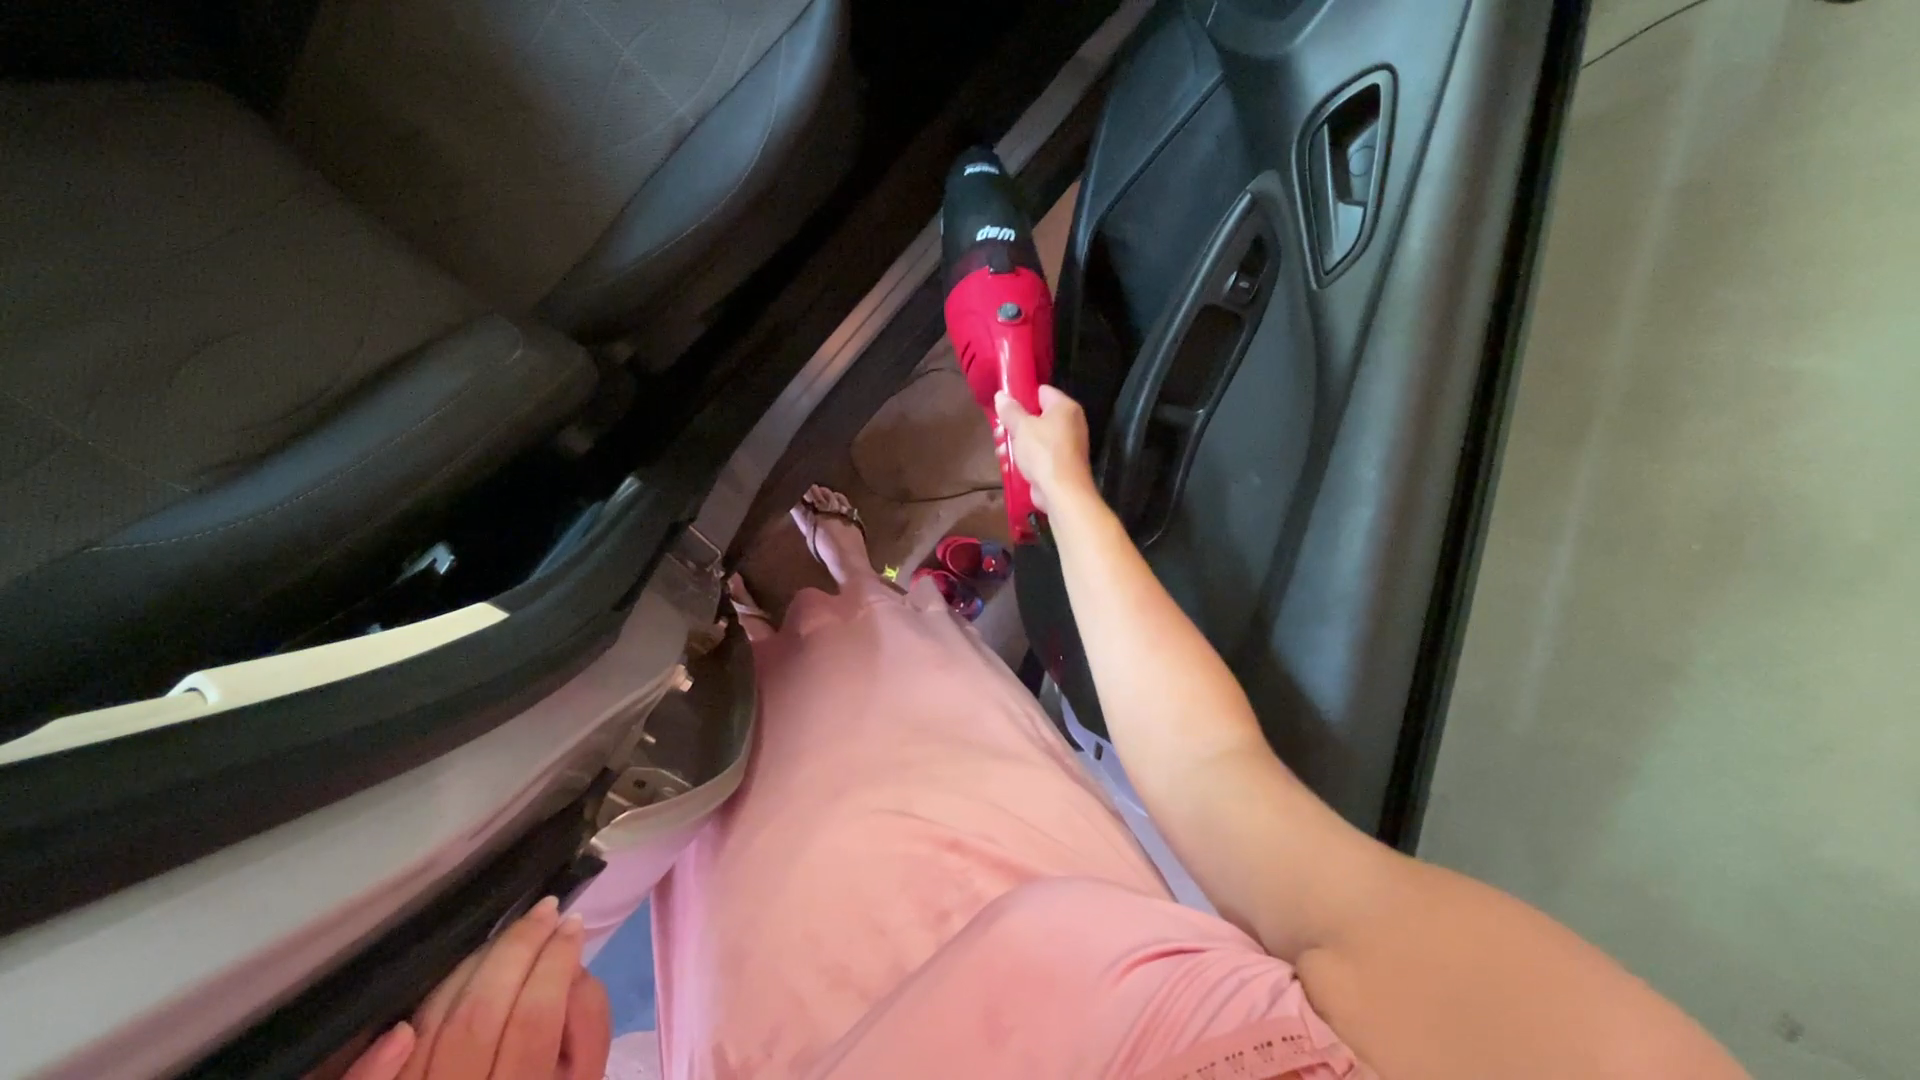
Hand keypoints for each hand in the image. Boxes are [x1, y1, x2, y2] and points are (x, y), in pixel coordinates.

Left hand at [340, 898, 611, 1079]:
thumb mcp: (584, 1078)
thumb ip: (588, 1023)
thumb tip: (569, 970)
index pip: (536, 1020)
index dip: (554, 963)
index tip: (572, 924)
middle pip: (478, 1016)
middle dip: (516, 949)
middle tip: (545, 910)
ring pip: (431, 1026)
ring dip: (471, 967)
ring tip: (506, 938)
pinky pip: (374, 1077)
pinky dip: (385, 1048)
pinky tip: (404, 1026)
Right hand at [995, 386, 1095, 515]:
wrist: (1062, 491)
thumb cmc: (1043, 452)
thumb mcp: (1022, 427)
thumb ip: (1010, 410)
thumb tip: (1001, 395)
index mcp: (1065, 407)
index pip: (1042, 392)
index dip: (1022, 396)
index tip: (1005, 406)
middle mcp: (1070, 423)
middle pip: (1037, 416)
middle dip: (1015, 425)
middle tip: (999, 431)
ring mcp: (1067, 445)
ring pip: (1036, 437)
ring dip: (1016, 443)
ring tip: (1001, 451)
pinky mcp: (1060, 464)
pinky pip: (1039, 454)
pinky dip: (1026, 457)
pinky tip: (1009, 463)